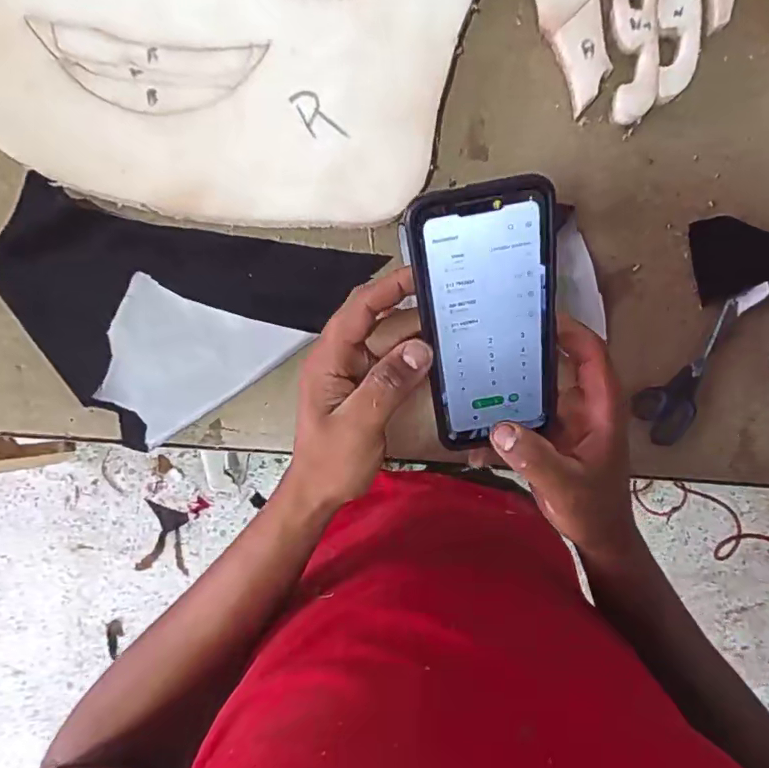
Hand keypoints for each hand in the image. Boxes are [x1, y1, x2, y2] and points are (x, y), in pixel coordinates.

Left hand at [281, 267, 432, 511]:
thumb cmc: (329, 462)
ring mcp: (354, 374)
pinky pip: (393, 364)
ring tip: (449, 322)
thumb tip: (420, 350)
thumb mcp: (359, 423)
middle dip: (407, 304)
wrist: (319, 493)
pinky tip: (437, 356)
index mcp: (329, 360)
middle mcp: (341, 360)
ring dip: (414, 331)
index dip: (387, 288)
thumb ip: (387, 385)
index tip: (418, 274)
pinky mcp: (367, 390)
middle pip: (375, 319)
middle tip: (444, 297)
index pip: (358, 310)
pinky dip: (414, 357)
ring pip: (387, 341)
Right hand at [486, 316, 642, 563]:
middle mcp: (586, 408)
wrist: (598, 538)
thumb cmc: (594, 510)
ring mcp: (569, 423)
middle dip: (532, 349)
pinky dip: (506, 419)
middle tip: (496, 336)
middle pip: (562, 364)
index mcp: (601, 409)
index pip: (592, 354)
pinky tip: (477, 428)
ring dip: (513, 383)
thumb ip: (534, 458)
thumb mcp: (564, 485)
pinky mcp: (553, 438)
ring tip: (477, 370)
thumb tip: (499, 427)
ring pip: (540, 390)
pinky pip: (527, 418)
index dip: (570, 330)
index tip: (538, 317)